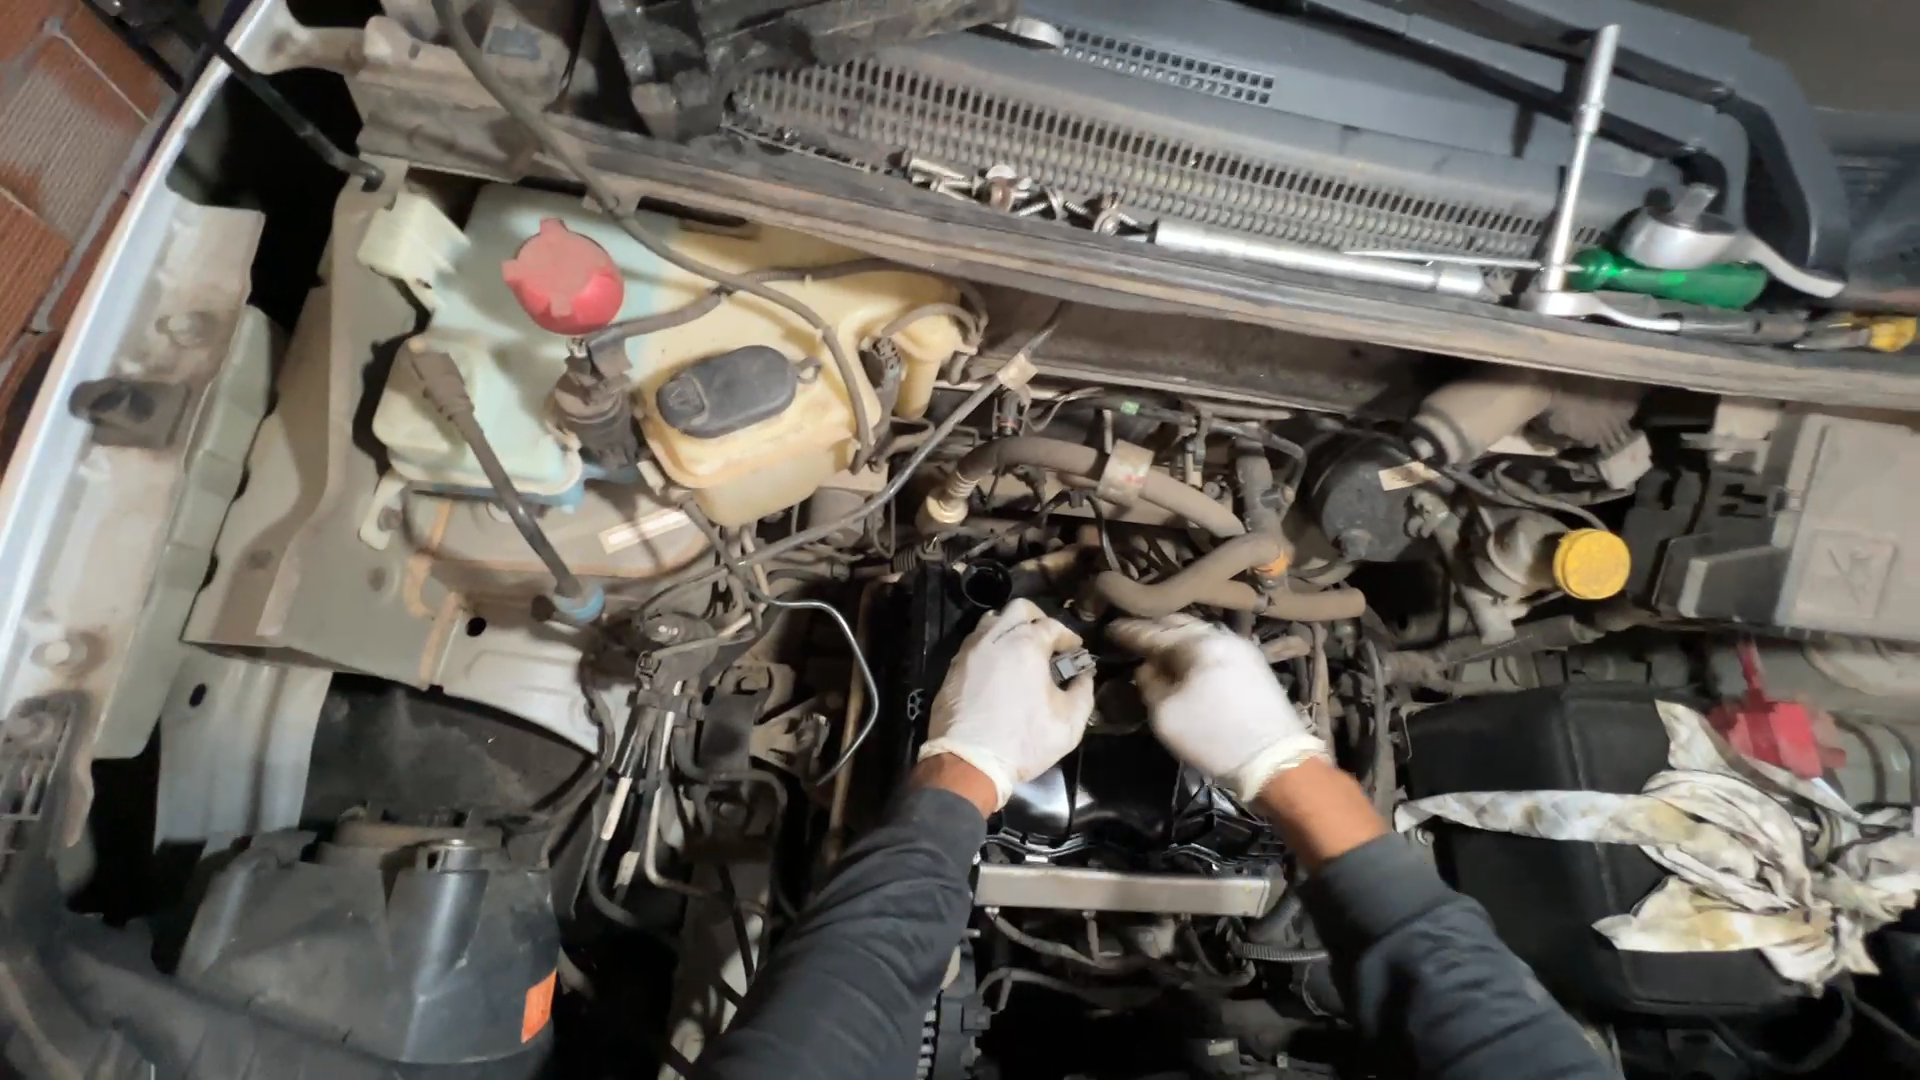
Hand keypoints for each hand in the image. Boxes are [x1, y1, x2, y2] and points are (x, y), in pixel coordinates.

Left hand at [919, 598, 1095, 810]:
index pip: (1053, 625)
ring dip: (1010, 627)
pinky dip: (991, 644)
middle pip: (1019, 608)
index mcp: (1026, 644)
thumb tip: (1084, 675)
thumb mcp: (1069, 722)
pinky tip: (999, 666)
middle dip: (1039, 618)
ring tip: (1022, 650)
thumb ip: (1083, 691)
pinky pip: (975, 642)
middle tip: (1049, 641)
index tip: (1075, 651)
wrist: (967, 762)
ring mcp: (970, 650)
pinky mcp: (954, 666)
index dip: (1069, 637)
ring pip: (992, 620)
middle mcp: (996, 637)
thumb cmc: (1023, 741)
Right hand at [1109, 614, 1328, 801]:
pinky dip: (1192, 647)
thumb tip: (1146, 667)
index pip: (1152, 631)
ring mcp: (1241, 648)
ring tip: (1155, 643)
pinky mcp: (1253, 665)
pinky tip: (1184, 657)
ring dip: (1174, 637)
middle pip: (1178, 624)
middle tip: (1130, 631)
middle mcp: (1220, 636)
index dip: (1128, 631)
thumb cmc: (1214, 737)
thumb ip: (1149, 683)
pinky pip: (1213, 645)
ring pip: (1198, 633)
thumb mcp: (1165, 715)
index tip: (1110, 629)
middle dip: (1152, 627)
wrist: (1277, 762)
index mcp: (1197, 644)